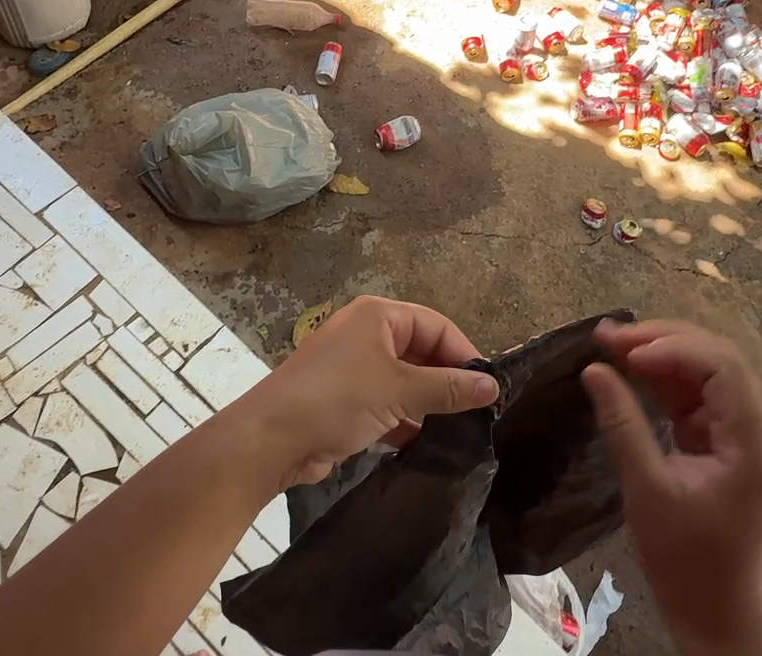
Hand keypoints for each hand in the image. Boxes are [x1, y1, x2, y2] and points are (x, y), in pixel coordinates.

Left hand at [237, 296, 499, 489]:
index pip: (435, 325)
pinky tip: (425, 445)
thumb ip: (447, 388)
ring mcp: (353, 369)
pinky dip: (405, 421)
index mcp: (377, 316)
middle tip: (477, 413)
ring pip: (404, 381)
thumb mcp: (398, 390)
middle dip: (446, 381)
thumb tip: (492, 386)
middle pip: (421, 352)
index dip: (463, 353)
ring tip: (459, 432)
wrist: (269, 440)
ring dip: (427, 404)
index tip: (488, 387)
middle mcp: (366, 335)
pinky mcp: (344, 401)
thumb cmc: (336, 399)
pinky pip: (387, 405)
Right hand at [581, 320, 761, 655]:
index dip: (674, 348)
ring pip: (703, 373)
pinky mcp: (719, 445)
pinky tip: (627, 369)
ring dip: (658, 354)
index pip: (723, 368)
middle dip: (662, 341)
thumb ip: (622, 425)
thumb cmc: (683, 560)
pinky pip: (692, 397)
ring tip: (609, 343)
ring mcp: (738, 437)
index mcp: (751, 444)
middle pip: (716, 361)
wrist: (713, 613)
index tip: (625, 353)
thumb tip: (593, 371)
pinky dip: (660, 380)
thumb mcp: (647, 490)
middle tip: (609, 336)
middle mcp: (753, 431)